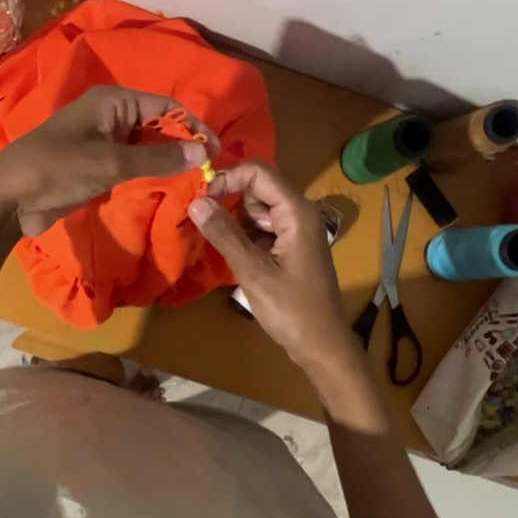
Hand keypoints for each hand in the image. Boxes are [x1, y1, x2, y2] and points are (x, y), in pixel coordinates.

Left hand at [0, 85, 217, 236]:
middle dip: (181, 145)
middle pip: (156, 124)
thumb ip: (157, 159)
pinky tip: (161, 189)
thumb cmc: (57, 169)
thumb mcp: (111, 163)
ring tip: (189, 182)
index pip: (165, 105)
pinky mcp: (93, 165)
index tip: (216, 153)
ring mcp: (99, 140)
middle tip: (205, 172)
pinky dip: (146, 173)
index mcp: (112, 101)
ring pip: (143, 146)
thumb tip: (202, 153)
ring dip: (164, 162)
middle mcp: (108, 115)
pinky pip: (128, 164)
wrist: (9, 198)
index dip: (193, 126)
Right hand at [188, 162, 354, 371]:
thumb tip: (195, 202)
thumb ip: (224, 234)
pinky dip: (244, 238)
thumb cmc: (291, 309)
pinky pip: (262, 231)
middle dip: (229, 201)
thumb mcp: (253, 271)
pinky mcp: (290, 249)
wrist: (322, 344)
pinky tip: (233, 258)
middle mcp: (299, 214)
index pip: (257, 173)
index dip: (227, 179)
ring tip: (218, 245)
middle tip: (204, 226)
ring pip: (257, 211)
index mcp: (296, 212)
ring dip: (235, 223)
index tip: (200, 201)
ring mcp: (296, 232)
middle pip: (257, 189)